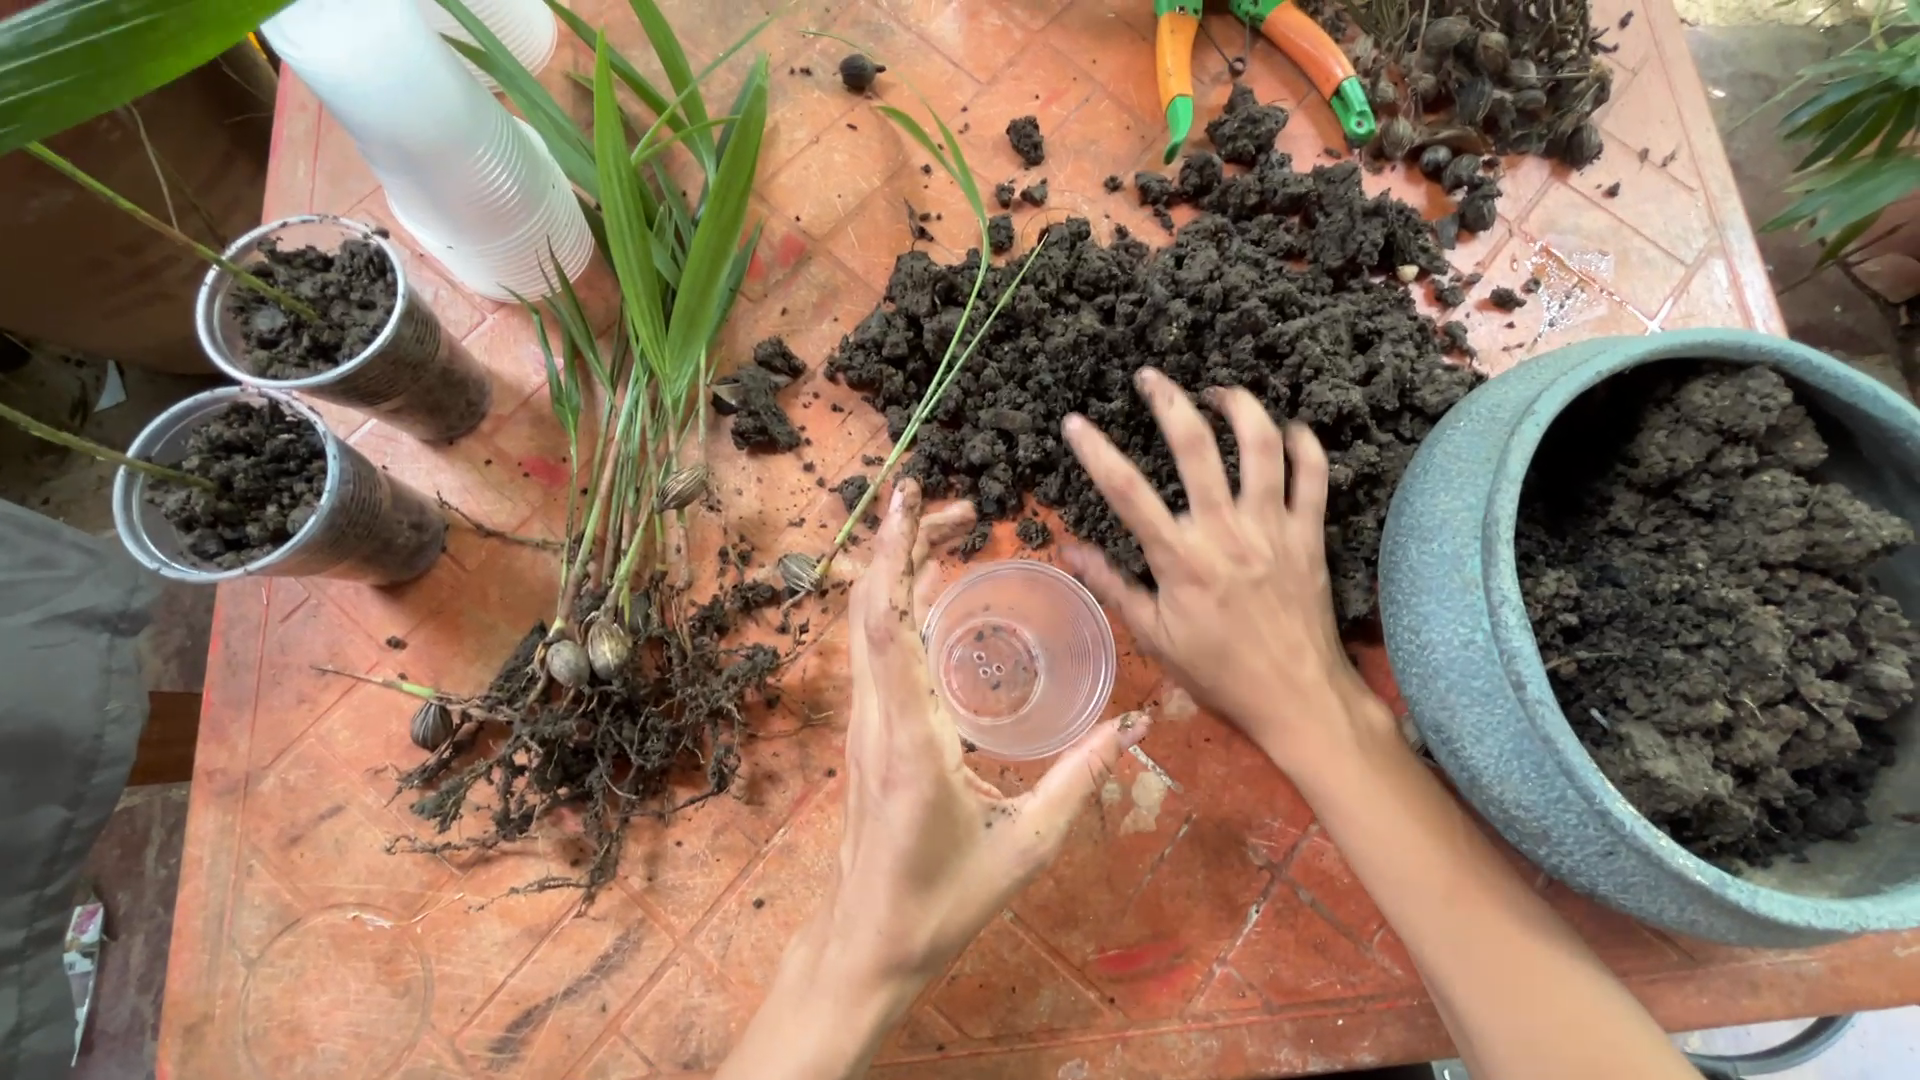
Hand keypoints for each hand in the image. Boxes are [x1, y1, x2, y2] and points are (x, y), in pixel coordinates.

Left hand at [825, 479, 1152, 987]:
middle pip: (870, 606)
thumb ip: (1079, 781)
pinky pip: (875, 648)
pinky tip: (937, 593)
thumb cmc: (941, 902)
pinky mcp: (866, 729)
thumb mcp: (1025, 847)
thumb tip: (1134, 727)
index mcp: (909, 740)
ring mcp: (863, 722)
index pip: (889, 628)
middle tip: (955, 508)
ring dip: (898, 568)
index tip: (910, 501)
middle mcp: (875, 718)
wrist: (867, 941)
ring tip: (948, 532)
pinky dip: (898, 604)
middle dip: (903, 543)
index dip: (896, 556)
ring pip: (866, 622)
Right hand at [1059, 367, 1387, 767]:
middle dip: (1169, 401)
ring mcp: (1274, 528)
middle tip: (1151, 377)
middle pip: (1195, 448)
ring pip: (1261, 446)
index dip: (1097, 452)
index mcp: (1180, 559)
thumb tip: (1068, 549)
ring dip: (1239, 407)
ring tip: (1219, 391)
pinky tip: (1287, 428)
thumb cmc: (1218, 672)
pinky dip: (1303, 443)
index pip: (1127, 493)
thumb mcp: (1154, 637)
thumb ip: (1112, 586)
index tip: (1075, 423)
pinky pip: (1314, 474)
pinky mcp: (1310, 534)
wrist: (1296, 697)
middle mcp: (1226, 532)